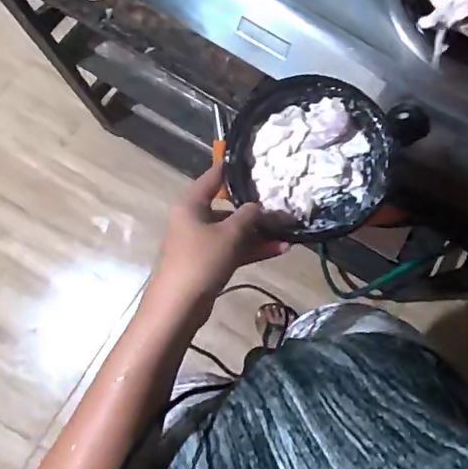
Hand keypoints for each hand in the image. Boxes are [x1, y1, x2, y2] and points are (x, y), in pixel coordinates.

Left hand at [142, 164, 288, 319]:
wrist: (179, 306)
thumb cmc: (201, 260)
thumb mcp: (229, 234)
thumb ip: (248, 216)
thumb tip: (260, 206)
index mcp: (191, 205)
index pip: (212, 178)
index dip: (231, 169)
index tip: (253, 162)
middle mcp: (194, 220)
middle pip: (228, 208)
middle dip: (256, 211)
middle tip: (282, 206)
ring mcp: (201, 243)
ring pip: (234, 232)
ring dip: (259, 233)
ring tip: (289, 232)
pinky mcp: (209, 263)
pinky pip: (234, 249)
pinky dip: (253, 249)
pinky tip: (280, 249)